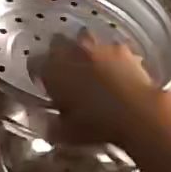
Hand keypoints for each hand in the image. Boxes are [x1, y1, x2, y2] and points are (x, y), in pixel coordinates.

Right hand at [41, 33, 159, 137]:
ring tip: (91, 67)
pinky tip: (116, 70)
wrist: (136, 111)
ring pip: (84, 38)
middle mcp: (73, 52)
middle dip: (59, 53)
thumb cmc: (96, 125)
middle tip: (65, 70)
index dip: (38, 72)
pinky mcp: (121, 47)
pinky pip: (109, 47)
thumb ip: (52, 125)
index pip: (35, 63)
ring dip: (84, 49)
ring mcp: (98, 47)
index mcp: (54, 71)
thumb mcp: (67, 133)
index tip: (43, 82)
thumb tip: (48, 123)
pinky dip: (109, 55)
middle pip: (58, 42)